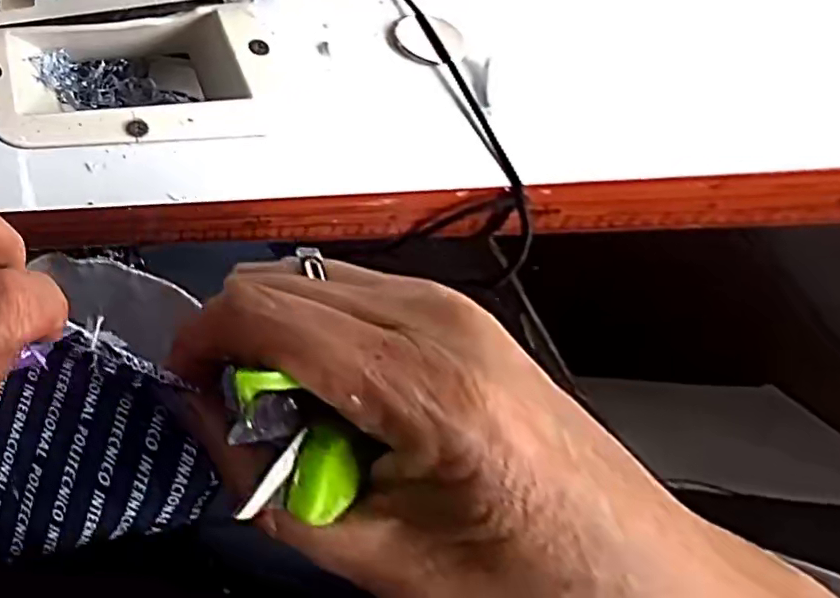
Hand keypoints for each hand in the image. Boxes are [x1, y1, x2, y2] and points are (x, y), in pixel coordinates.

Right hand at [168, 259, 827, 597]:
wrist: (654, 578)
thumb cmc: (524, 584)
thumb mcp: (375, 559)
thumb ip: (262, 485)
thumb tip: (197, 411)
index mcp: (424, 388)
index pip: (264, 315)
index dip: (201, 339)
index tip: (185, 379)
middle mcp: (429, 319)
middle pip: (267, 282)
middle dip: (227, 335)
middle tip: (233, 399)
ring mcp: (439, 299)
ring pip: (292, 273)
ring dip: (262, 326)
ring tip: (284, 394)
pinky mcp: (441, 299)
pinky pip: (330, 283)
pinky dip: (300, 320)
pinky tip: (326, 377)